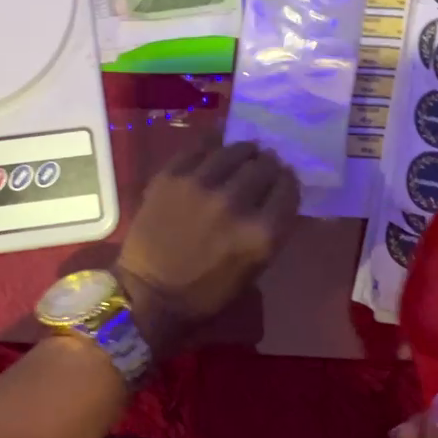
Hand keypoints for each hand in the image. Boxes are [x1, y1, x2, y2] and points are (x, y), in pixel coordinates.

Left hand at [113, 138, 300, 355]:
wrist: (149, 293)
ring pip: (236, 150)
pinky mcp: (172, 175)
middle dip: (268, 166)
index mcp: (261, 233)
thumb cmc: (206, 291)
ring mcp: (201, 185)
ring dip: (244, 152)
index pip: (289, 188)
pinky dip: (214, 143)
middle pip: (265, 165)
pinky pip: (201, 145)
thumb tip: (277, 194)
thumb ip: (271, 230)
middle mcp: (235, 202)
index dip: (287, 183)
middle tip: (261, 169)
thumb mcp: (254, 269)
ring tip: (242, 155)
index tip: (281, 183)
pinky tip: (216, 147)